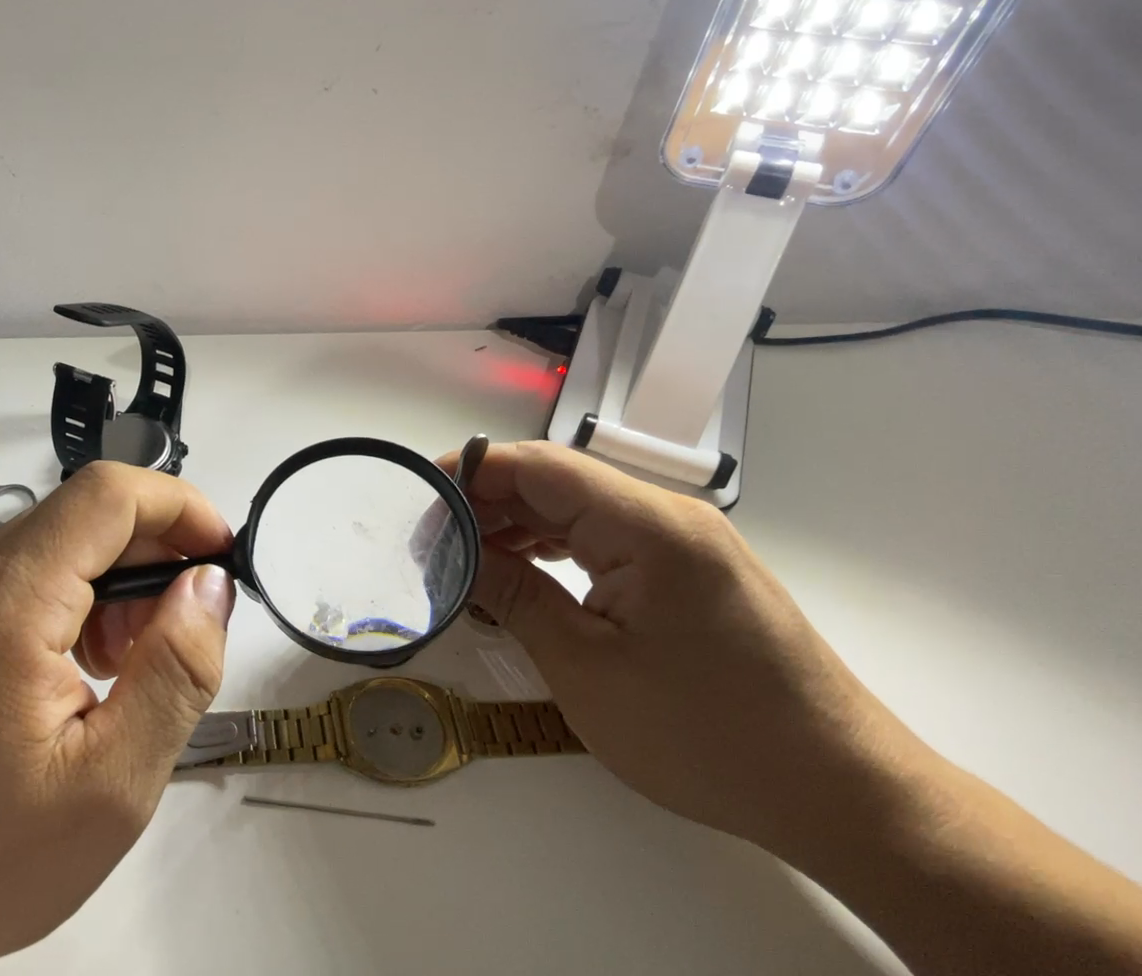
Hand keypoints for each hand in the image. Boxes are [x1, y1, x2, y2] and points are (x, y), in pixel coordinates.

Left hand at [0, 463, 237, 974]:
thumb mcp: (111, 784)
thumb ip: (175, 671)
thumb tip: (208, 585)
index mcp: (9, 602)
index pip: (109, 494)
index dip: (181, 507)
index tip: (225, 559)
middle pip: (83, 515)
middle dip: (155, 556)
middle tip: (184, 637)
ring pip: (55, 548)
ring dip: (116, 586)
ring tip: (134, 671)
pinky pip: (21, 583)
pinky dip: (74, 606)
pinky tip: (84, 679)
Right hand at [445, 441, 930, 858]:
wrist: (840, 792)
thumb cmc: (706, 735)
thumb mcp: (586, 669)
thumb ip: (515, 596)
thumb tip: (458, 553)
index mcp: (649, 526)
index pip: (541, 466)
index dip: (473, 471)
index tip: (417, 497)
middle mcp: (673, 518)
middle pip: (560, 482)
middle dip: (489, 502)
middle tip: (431, 541)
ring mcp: (690, 544)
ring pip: (583, 509)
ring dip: (521, 526)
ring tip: (465, 559)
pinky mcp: (696, 573)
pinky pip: (611, 539)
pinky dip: (559, 549)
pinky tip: (523, 573)